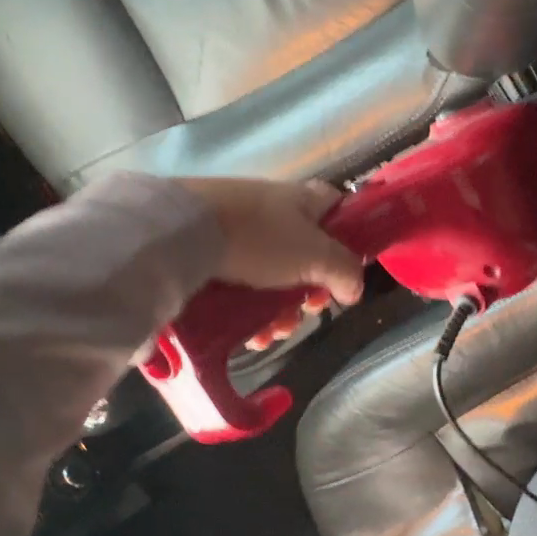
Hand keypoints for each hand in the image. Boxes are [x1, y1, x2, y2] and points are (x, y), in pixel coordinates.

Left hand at [175, 177, 364, 349]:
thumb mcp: (315, 256)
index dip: (349, 239)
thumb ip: (345, 271)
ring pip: (275, 275)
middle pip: (308, 255)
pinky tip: (249, 334)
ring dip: (281, 311)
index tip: (346, 272)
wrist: (181, 230)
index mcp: (304, 201)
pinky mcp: (213, 249)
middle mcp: (275, 210)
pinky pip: (244, 283)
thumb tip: (355, 289)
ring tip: (271, 334)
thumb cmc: (260, 237)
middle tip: (305, 312)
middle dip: (310, 293)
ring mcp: (242, 229)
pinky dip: (251, 310)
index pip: (339, 210)